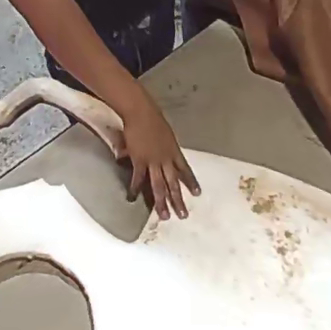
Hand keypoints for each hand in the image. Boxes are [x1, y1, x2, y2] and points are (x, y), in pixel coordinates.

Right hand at [119, 94, 200, 219]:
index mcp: (174, 152)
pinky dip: (136, 188)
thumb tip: (158, 153)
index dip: (191, 182)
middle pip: (174, 183)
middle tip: (183, 215)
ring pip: (159, 185)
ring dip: (162, 202)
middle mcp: (166, 159)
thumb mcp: (165, 134)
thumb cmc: (152, 119)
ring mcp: (153, 161)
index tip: (197, 193)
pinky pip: (138, 178)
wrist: (141, 114)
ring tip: (164, 216)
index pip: (185, 170)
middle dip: (178, 200)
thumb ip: (163, 145)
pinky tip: (133, 198)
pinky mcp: (139, 161)